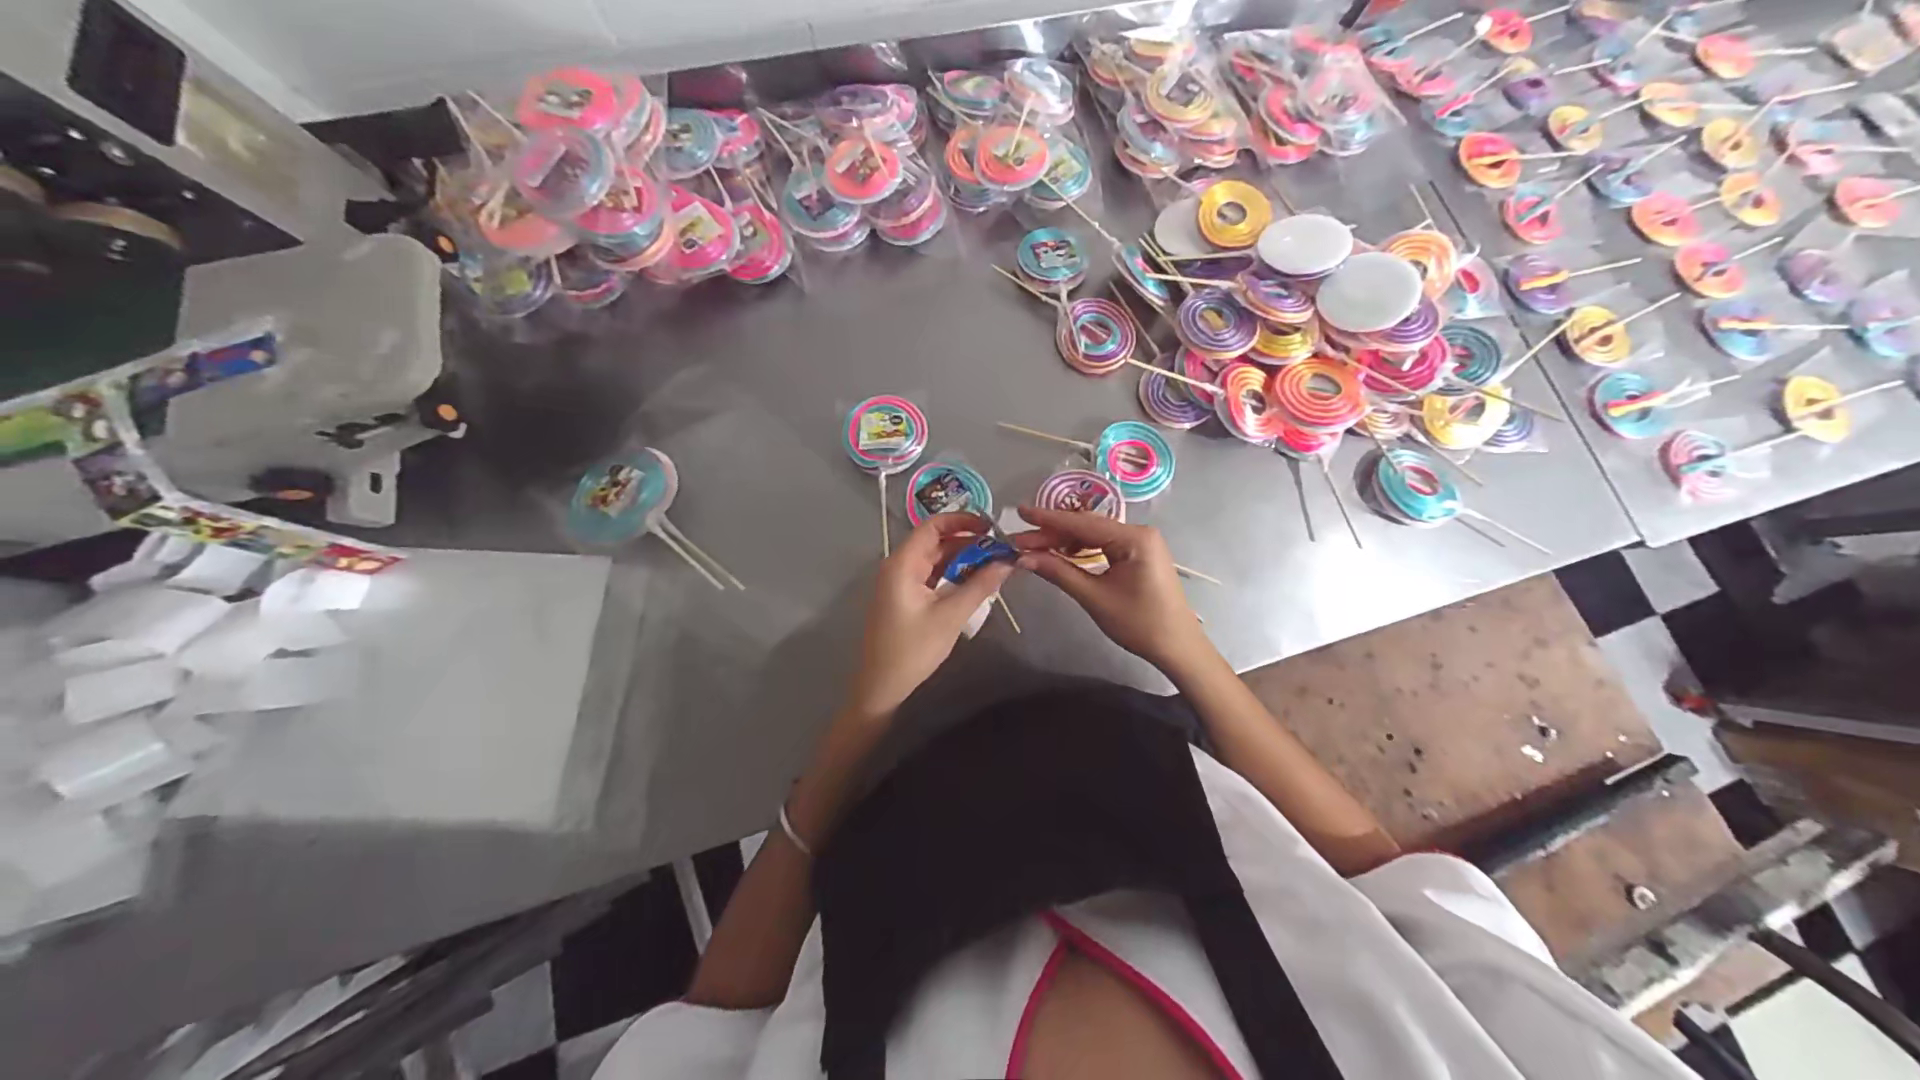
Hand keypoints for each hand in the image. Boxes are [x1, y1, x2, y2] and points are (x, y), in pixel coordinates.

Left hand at [848, 512, 1015, 718]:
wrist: (881, 686)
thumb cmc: (913, 649)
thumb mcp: (951, 616)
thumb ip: (980, 585)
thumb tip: (1007, 561)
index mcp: (902, 563)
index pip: (933, 526)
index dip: (963, 520)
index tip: (992, 527)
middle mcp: (898, 566)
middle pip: (936, 541)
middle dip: (968, 541)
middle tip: (1001, 548)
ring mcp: (900, 582)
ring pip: (935, 559)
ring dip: (962, 558)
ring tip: (995, 562)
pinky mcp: (904, 597)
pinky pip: (931, 575)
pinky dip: (952, 574)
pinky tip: (975, 580)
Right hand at [1011, 505, 1214, 676]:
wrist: (1177, 646)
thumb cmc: (1139, 623)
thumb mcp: (1094, 597)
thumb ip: (1059, 572)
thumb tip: (1023, 558)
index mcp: (1134, 537)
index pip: (1082, 523)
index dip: (1047, 519)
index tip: (1020, 512)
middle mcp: (1139, 532)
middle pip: (1086, 527)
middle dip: (1052, 534)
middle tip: (1019, 542)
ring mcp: (1140, 543)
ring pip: (1093, 535)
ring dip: (1064, 542)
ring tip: (1033, 550)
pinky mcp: (1138, 555)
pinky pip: (1103, 545)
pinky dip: (1080, 550)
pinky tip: (1059, 555)